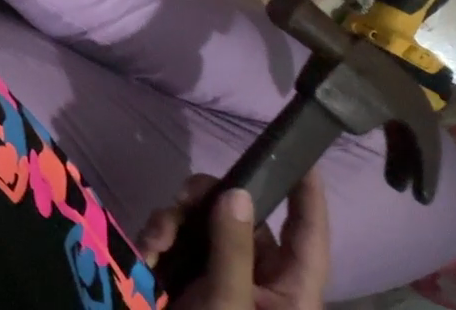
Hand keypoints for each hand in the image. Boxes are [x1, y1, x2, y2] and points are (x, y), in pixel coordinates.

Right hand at [137, 173, 329, 309]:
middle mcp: (259, 276)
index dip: (309, 198)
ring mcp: (222, 274)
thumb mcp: (229, 302)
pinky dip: (158, 238)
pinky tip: (146, 254)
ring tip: (155, 242)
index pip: (308, 236)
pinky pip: (175, 237)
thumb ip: (233, 249)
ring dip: (172, 222)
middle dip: (205, 200)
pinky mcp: (189, 275)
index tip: (305, 160)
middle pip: (241, 216)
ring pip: (201, 220)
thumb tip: (237, 192)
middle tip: (182, 197)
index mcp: (291, 291)